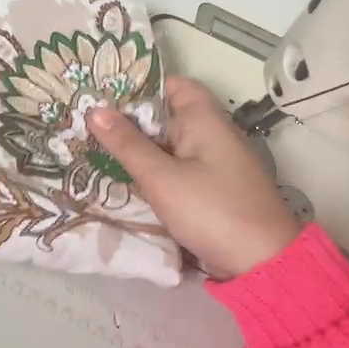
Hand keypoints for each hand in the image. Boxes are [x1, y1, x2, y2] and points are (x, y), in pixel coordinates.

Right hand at [89, 76, 302, 278]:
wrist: (264, 263)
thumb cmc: (212, 210)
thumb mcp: (161, 177)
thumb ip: (126, 143)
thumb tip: (94, 109)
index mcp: (204, 120)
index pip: (172, 84)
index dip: (139, 84)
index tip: (102, 90)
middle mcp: (211, 134)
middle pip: (165, 114)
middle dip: (128, 116)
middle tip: (84, 119)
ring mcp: (212, 162)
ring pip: (167, 143)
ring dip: (136, 144)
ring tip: (91, 143)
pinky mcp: (210, 187)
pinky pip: (174, 166)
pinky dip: (150, 166)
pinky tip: (121, 174)